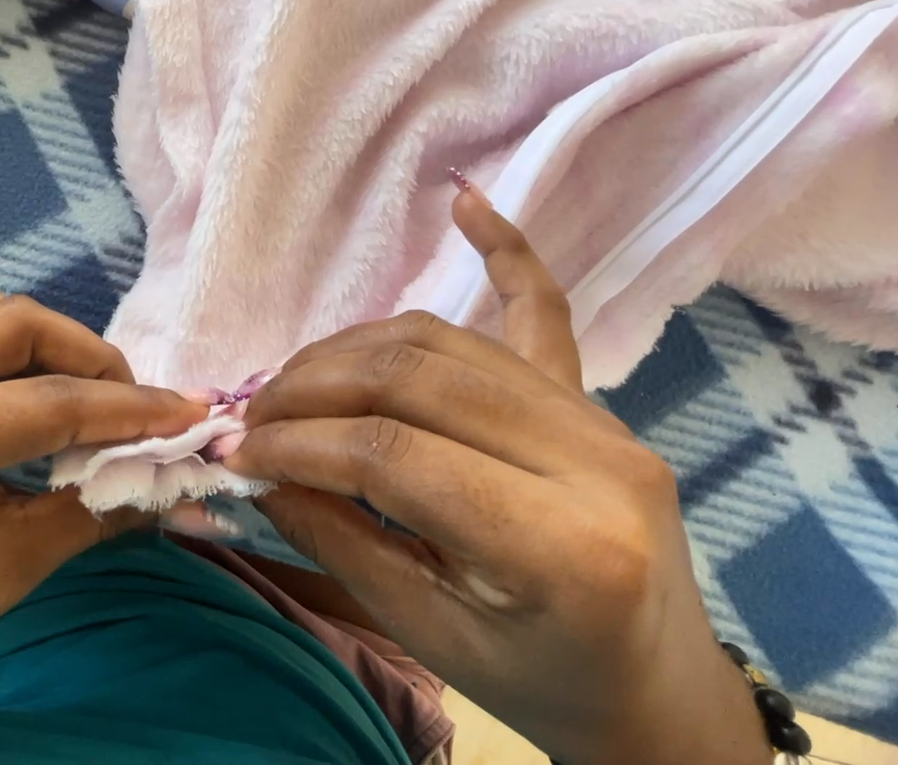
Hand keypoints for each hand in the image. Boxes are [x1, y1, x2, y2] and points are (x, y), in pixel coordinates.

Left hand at [0, 290, 207, 764]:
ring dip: (45, 342)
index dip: (126, 407)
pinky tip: (31, 392)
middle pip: (12, 321)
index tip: (184, 412)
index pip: (46, 403)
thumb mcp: (13, 566)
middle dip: (84, 352)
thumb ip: (96, 507)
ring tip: (85, 393)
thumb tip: (170, 472)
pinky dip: (7, 349)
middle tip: (128, 401)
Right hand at [226, 189, 769, 764]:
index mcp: (561, 545)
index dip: (300, 442)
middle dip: (311, 387)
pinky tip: (464, 203)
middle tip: (255, 415)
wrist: (658, 695)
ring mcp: (599, 418)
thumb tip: (253, 465)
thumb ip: (333, 536)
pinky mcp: (593, 401)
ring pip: (442, 342)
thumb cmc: (540, 684)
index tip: (238, 451)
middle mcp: (594, 459)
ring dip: (350, 349)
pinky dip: (505, 252)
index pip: (394, 455)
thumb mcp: (424, 633)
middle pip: (413, 378)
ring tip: (295, 380)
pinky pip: (543, 311)